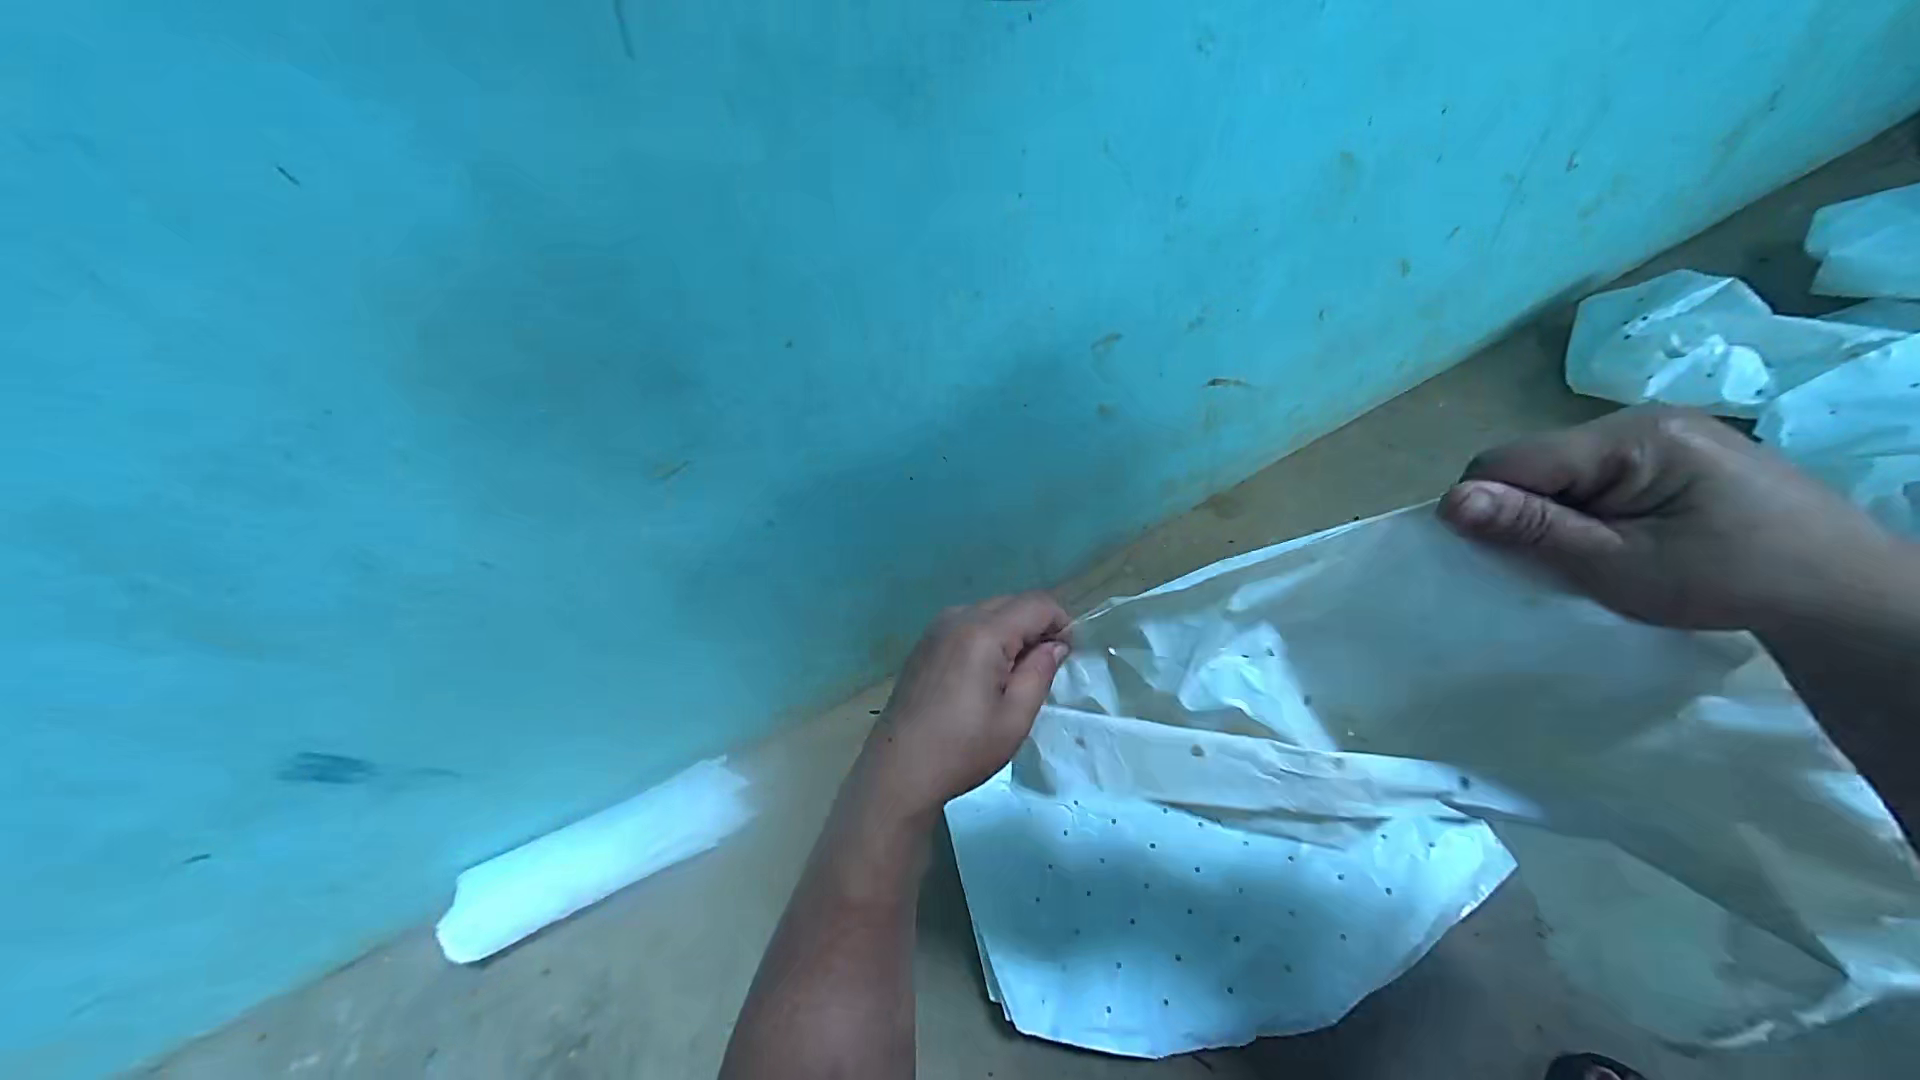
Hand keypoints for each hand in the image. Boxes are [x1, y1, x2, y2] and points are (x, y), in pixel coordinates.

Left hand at [859, 592, 1070, 819]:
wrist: (898, 769)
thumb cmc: (962, 748)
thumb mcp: (1015, 717)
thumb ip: (1040, 671)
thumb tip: (1056, 644)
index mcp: (982, 632)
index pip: (1036, 604)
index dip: (1061, 622)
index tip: (1066, 656)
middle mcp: (957, 618)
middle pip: (1012, 603)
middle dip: (1036, 627)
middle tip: (1041, 670)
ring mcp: (936, 629)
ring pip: (989, 612)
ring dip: (1010, 632)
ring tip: (1012, 677)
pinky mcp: (924, 643)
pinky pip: (966, 624)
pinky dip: (986, 638)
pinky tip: (983, 676)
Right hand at [1437, 406, 1907, 631]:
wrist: (1847, 594)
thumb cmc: (1730, 582)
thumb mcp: (1617, 563)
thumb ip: (1532, 527)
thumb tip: (1449, 503)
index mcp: (1631, 439)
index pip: (1508, 461)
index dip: (1484, 505)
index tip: (1499, 553)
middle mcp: (1639, 420)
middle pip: (1528, 461)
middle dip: (1518, 508)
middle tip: (1552, 556)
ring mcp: (1656, 431)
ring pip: (1552, 467)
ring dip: (1547, 508)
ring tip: (1585, 547)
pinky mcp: (1667, 448)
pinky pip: (1584, 471)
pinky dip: (1576, 505)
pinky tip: (1606, 531)